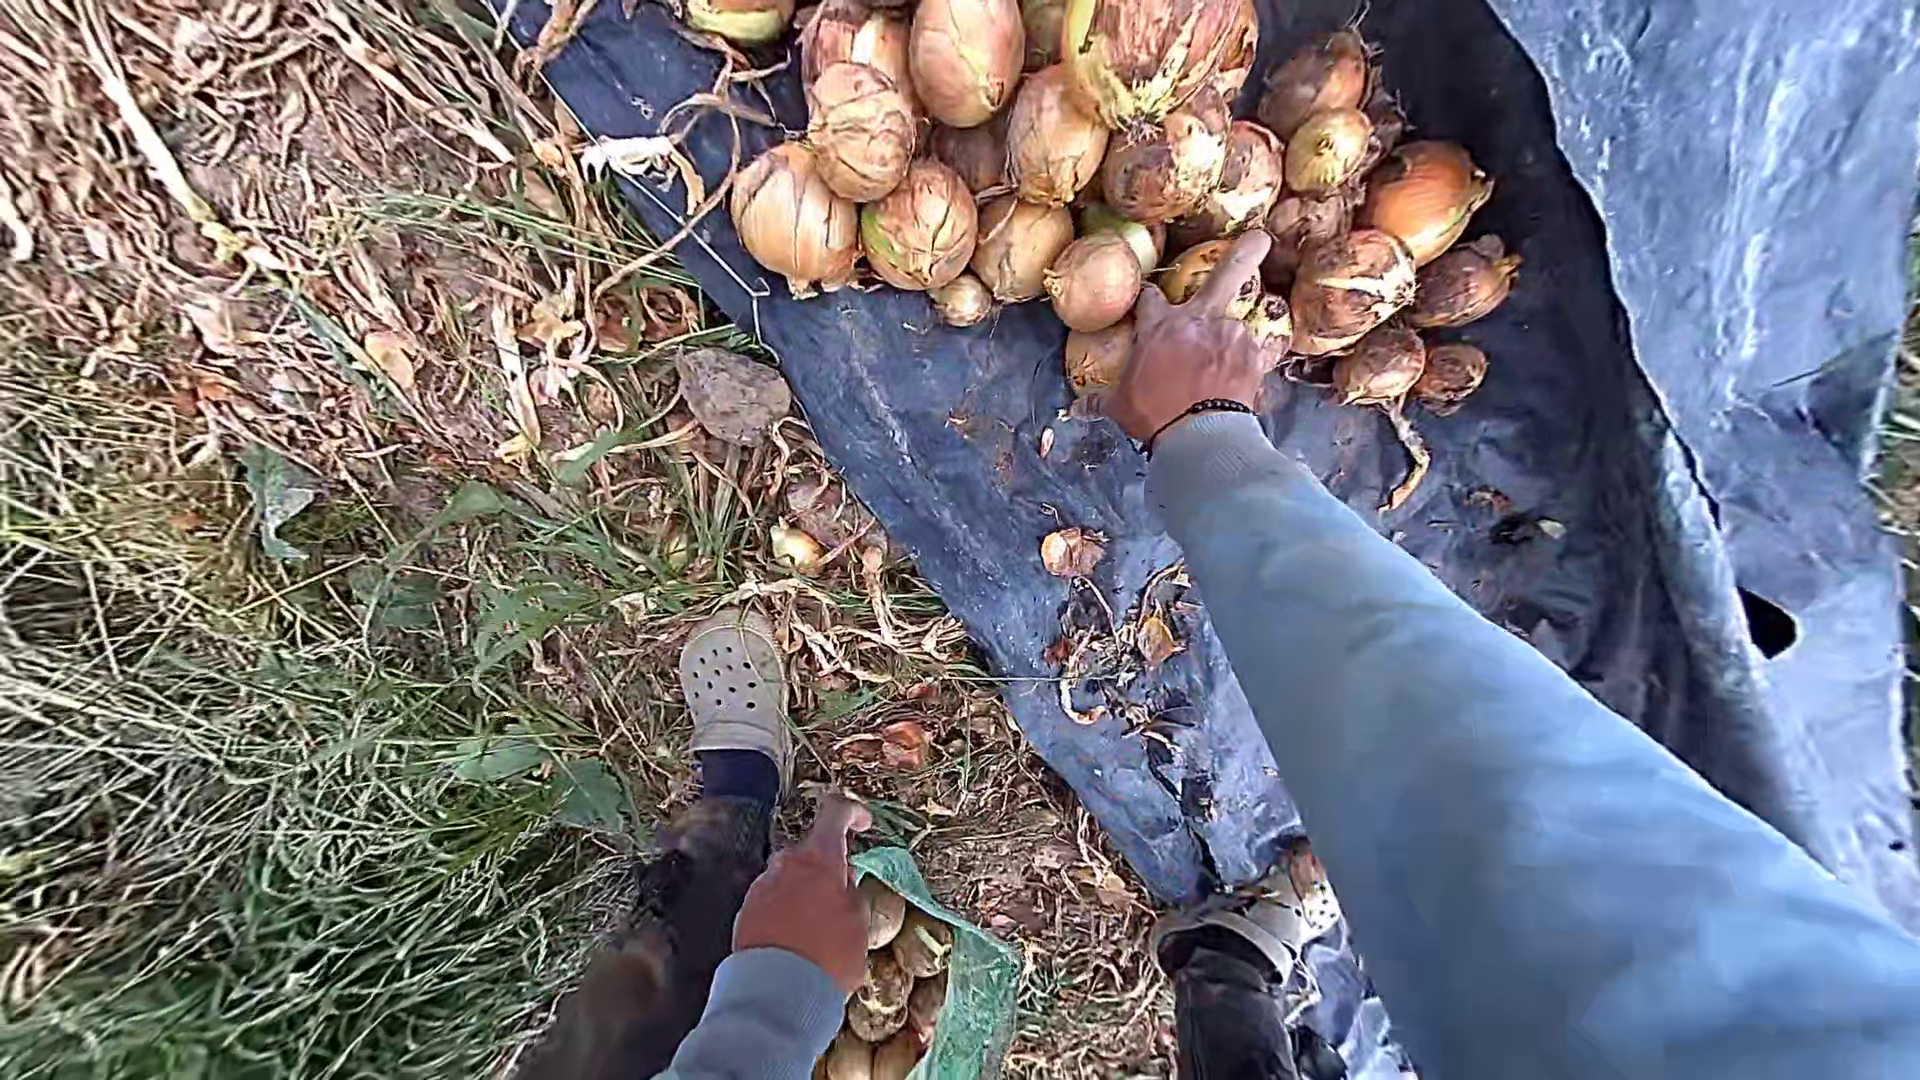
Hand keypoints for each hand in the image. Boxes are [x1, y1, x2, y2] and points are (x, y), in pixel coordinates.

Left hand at [732, 793, 873, 994]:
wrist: (775, 1002)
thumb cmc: (828, 958)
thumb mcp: (859, 923)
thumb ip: (851, 891)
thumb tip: (842, 881)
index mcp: (819, 857)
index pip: (835, 811)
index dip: (852, 812)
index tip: (862, 823)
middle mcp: (787, 863)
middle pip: (811, 852)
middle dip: (826, 870)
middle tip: (840, 900)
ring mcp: (762, 887)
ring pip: (790, 878)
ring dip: (804, 893)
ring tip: (816, 931)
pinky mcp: (744, 913)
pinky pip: (771, 901)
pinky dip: (784, 912)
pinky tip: (794, 942)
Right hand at [1103, 230, 1273, 441]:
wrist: (1196, 434)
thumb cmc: (1152, 414)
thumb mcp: (1119, 406)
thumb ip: (1100, 402)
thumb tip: (1077, 410)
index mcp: (1159, 327)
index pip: (1151, 298)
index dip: (1150, 298)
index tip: (1150, 301)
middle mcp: (1198, 320)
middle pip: (1226, 272)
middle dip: (1245, 252)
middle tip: (1260, 239)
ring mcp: (1230, 335)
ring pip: (1241, 322)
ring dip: (1236, 335)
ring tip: (1233, 355)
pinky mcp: (1254, 356)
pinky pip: (1263, 351)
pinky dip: (1258, 359)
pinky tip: (1253, 369)